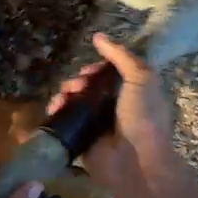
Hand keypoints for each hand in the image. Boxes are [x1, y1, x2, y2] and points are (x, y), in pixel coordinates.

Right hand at [48, 33, 189, 197]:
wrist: (136, 162)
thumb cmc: (143, 116)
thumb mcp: (141, 78)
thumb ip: (121, 56)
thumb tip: (98, 36)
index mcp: (132, 93)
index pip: (108, 74)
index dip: (96, 68)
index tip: (90, 70)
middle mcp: (114, 108)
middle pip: (88, 86)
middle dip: (78, 81)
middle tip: (77, 85)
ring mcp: (97, 125)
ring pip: (74, 101)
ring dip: (65, 94)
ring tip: (63, 98)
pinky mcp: (81, 139)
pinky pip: (65, 121)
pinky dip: (57, 112)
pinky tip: (54, 109)